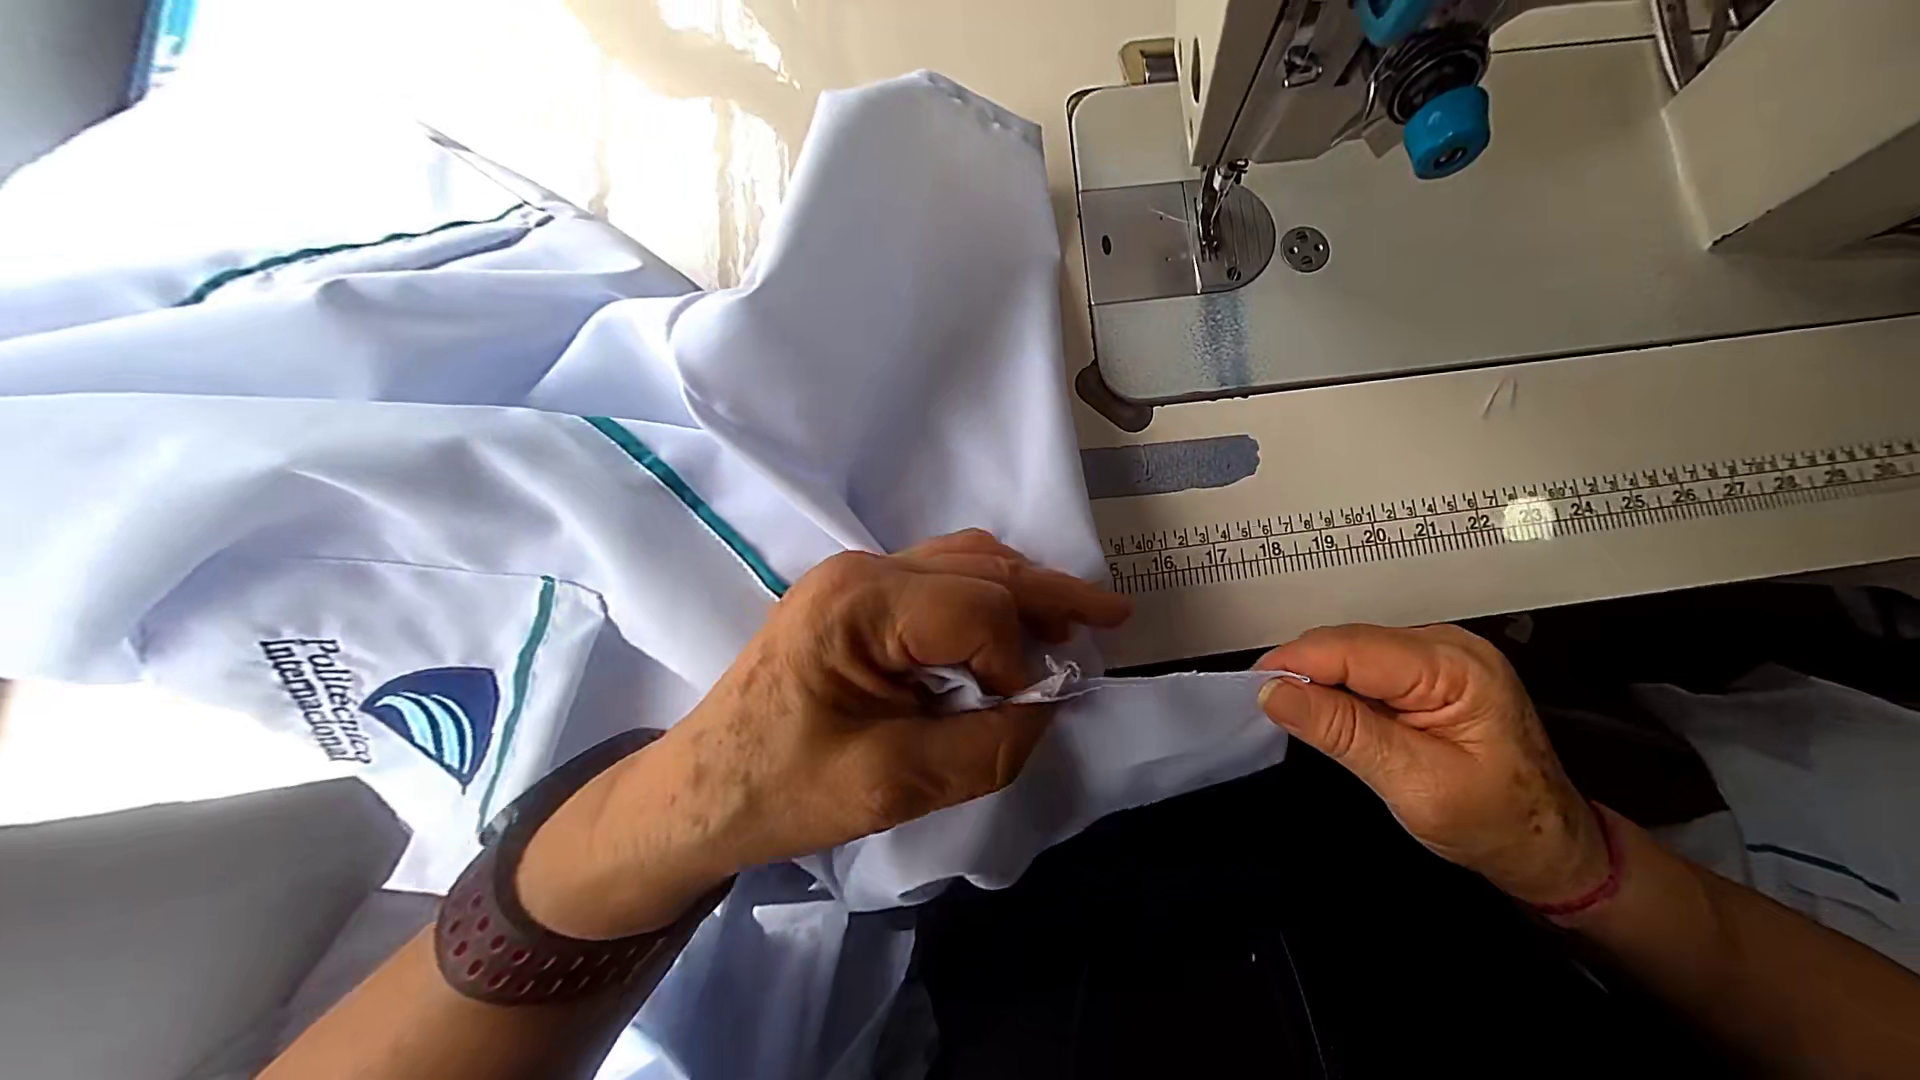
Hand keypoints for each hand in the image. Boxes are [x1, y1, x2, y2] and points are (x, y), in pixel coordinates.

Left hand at [519, 530, 1131, 937]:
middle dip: (1047, 595)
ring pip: (961, 562)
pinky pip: (936, 579)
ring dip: (1021, 589)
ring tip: (1072, 621)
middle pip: (977, 567)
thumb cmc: (783, 790)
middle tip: (1111, 618)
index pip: (978, 608)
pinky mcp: (852, 598)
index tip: (1030, 710)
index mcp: (860, 603)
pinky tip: (1013, 622)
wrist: (699, 792)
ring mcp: (852, 578)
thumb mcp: (896, 784)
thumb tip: (1047, 706)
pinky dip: (985, 598)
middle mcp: (860, 570)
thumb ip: (989, 746)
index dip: (1020, 659)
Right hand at [1255, 623, 1608, 907]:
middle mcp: (1446, 645)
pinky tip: (1331, 713)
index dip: (1293, 664)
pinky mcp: (1424, 667)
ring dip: (1316, 679)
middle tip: (1273, 712)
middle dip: (1302, 672)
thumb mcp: (1412, 783)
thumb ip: (1341, 731)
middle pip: (1345, 642)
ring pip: (1346, 649)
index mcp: (1456, 668)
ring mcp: (1436, 652)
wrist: (1549, 845)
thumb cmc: (1495, 823)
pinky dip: (1335, 685)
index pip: (1350, 648)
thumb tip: (1273, 692)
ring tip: (1302, 717)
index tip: (1251, 691)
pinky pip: (1361, 662)